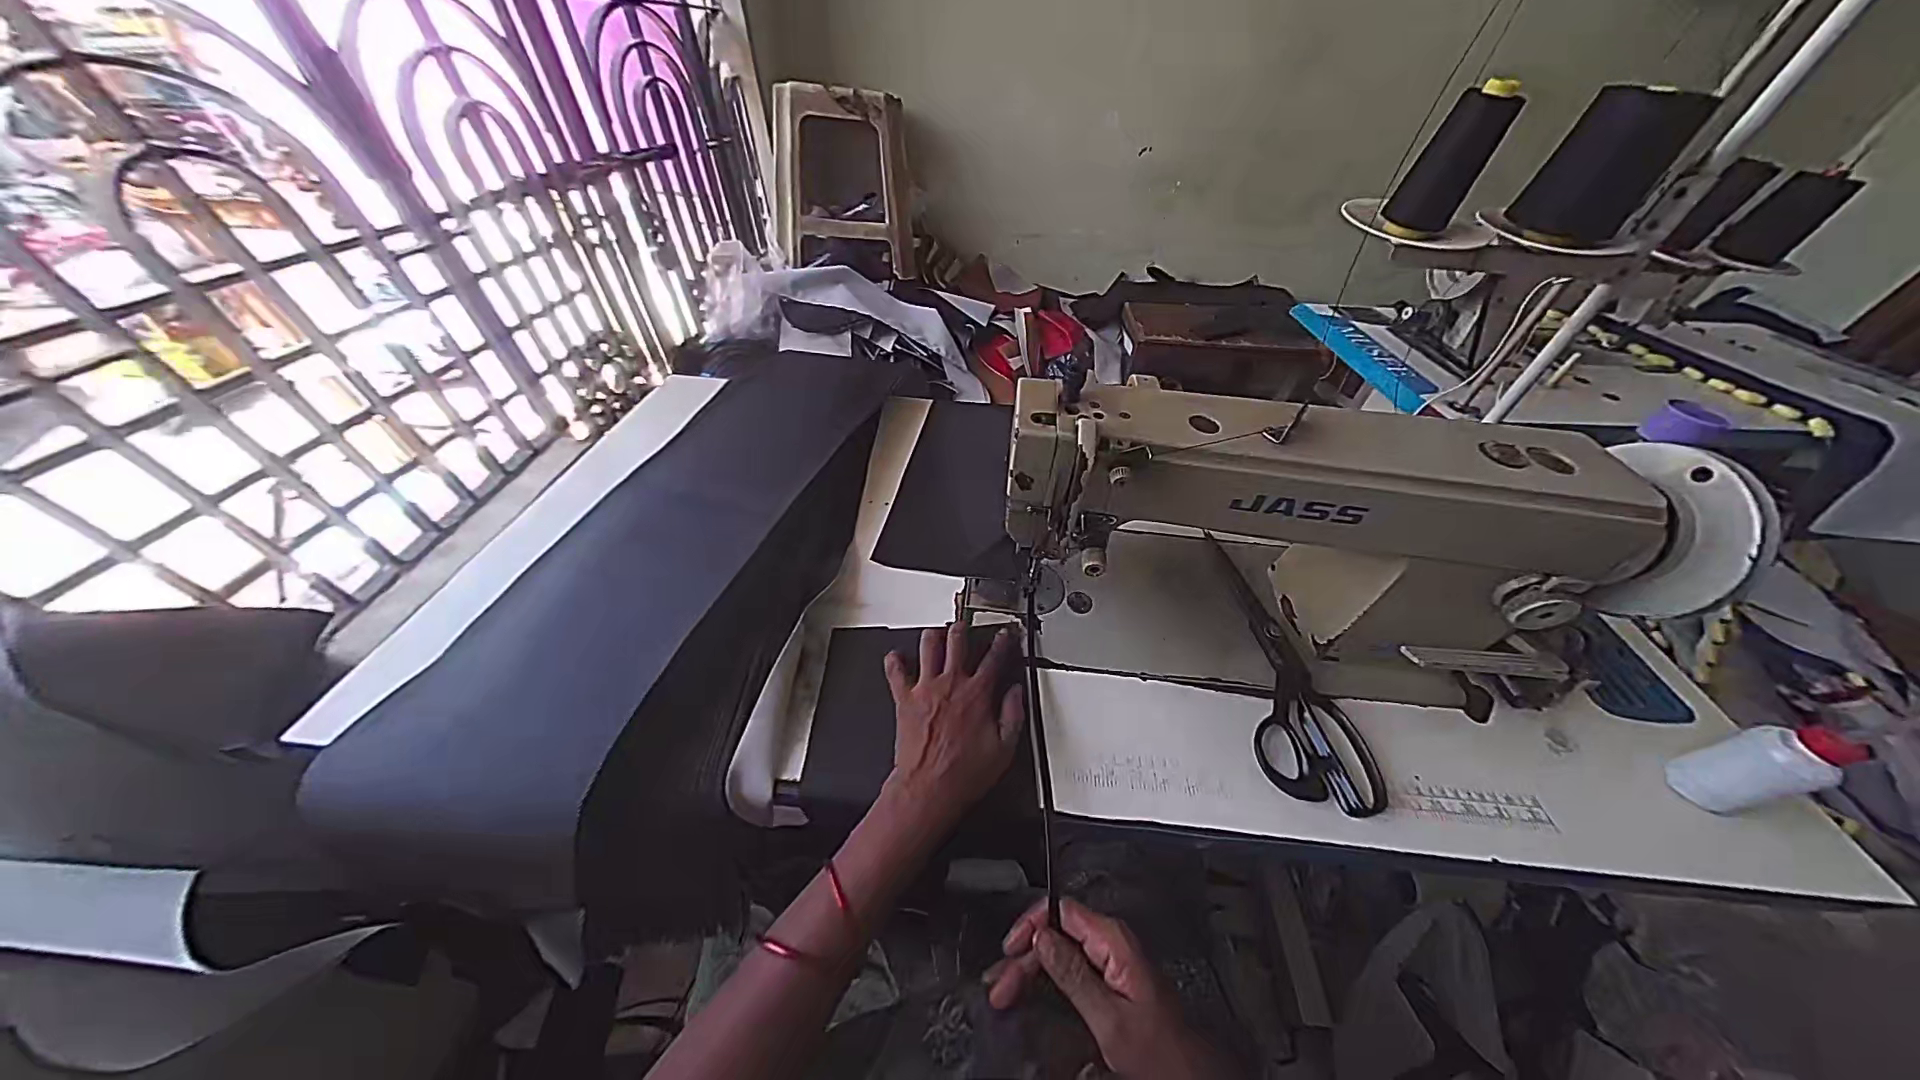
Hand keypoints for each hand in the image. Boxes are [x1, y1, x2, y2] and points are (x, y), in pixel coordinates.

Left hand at [881, 623, 1025, 836]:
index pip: (994, 657)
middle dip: (963, 629)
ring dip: (933, 636)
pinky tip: (897, 656)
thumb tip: (1016, 694)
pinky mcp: (904, 699)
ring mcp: (925, 688)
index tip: (1005, 636)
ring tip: (937, 634)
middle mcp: (951, 684)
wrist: (928, 788)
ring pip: (928, 645)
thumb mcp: (1004, 748)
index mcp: (978, 694)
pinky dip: (895, 660)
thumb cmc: (963, 772)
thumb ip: (1014, 715)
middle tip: (965, 627)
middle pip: (957, 640)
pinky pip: (895, 671)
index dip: (1002, 642)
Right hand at [986, 898, 1230, 1079]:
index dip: (1032, 926)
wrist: (1188, 1073)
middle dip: (1024, 956)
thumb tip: (1042, 938)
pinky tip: (1026, 989)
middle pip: (1055, 931)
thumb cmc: (1159, 1051)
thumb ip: (1074, 974)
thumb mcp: (1110, 1018)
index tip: (1010, 950)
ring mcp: (1108, 958)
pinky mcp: (1106, 975)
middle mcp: (1110, 942)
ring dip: (1028, 968)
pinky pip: (1067, 964)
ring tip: (1005, 991)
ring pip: (1057, 948)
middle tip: (1001, 986)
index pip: (1062, 910)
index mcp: (1114, 941)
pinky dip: (1043, 977)